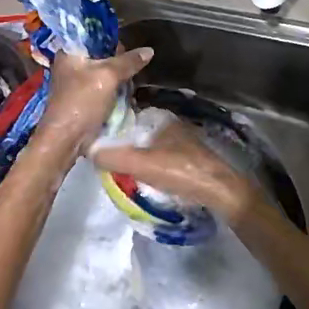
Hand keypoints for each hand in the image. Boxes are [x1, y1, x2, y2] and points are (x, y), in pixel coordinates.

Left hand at [36, 47, 152, 151]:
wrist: (65, 140)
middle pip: (101, 54)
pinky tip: (126, 95)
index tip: (128, 49)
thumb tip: (149, 50)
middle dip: (119, 62)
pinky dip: (114, 90)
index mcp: (69, 52)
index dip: (112, 39)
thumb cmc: (82, 102)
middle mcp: (70, 63)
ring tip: (132, 84)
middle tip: (132, 70)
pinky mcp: (82, 98)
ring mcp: (76, 82)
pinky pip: (103, 87)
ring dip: (119, 78)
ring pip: (104, 72)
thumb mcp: (108, 77)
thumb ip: (129, 61)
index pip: (93, 34)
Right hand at [91, 118, 260, 223]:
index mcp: (161, 119)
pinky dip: (152, 164)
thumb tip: (88, 150)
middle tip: (106, 158)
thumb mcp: (142, 164)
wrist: (220, 191)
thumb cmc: (181, 171)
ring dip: (138, 155)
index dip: (114, 127)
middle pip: (140, 132)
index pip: (130, 116)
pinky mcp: (191, 158)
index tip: (98, 141)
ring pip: (152, 145)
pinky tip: (145, 176)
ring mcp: (184, 141)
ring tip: (121, 169)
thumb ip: (114, 157)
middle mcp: (173, 125)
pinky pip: (162, 157)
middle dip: (124, 143)